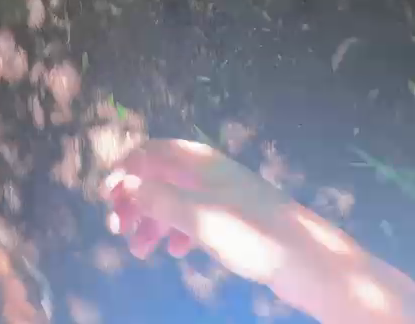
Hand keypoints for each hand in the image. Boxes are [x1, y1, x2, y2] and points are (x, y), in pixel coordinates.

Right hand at [102, 138, 297, 267]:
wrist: (308, 261)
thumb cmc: (251, 232)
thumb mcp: (198, 217)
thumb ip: (159, 199)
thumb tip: (125, 184)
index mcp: (197, 160)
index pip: (149, 152)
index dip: (124, 170)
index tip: (107, 199)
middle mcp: (205, 172)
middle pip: (157, 176)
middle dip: (134, 200)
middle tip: (118, 229)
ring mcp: (219, 195)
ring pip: (172, 200)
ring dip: (151, 221)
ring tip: (138, 251)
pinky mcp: (231, 220)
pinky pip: (192, 218)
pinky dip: (176, 232)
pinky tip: (176, 252)